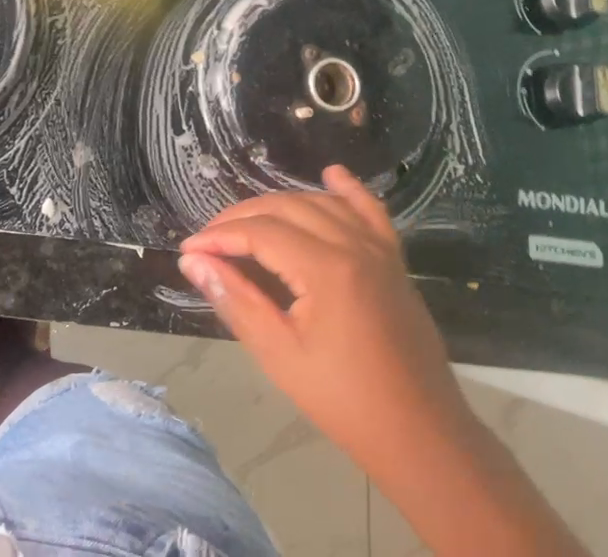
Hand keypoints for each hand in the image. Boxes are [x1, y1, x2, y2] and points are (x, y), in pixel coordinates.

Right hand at [175, 165, 469, 473]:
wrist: (419, 433)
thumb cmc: (342, 399)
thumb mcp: (278, 353)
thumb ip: (235, 300)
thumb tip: (193, 262)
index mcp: (326, 269)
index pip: (260, 232)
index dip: (219, 237)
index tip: (189, 251)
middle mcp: (354, 246)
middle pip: (287, 208)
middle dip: (241, 217)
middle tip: (208, 241)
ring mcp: (379, 250)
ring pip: (322, 204)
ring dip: (280, 204)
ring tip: (244, 222)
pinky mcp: (394, 262)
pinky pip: (370, 212)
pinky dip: (348, 191)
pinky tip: (331, 175)